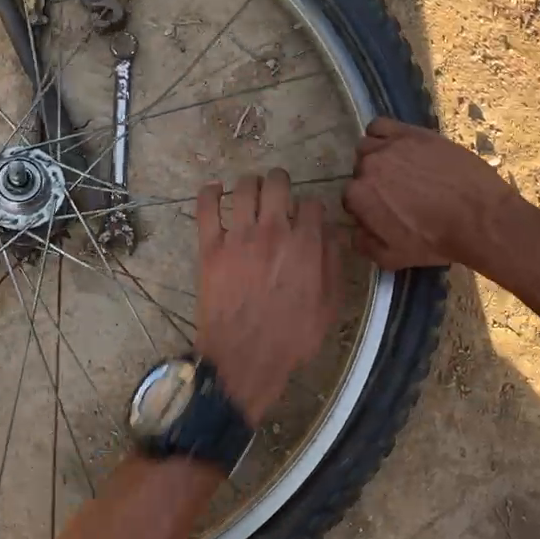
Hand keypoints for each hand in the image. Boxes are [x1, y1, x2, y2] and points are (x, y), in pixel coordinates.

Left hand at [195, 169, 340, 425]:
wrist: (245, 356)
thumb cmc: (293, 337)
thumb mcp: (330, 304)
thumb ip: (333, 263)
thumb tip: (333, 233)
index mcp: (305, 244)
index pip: (312, 204)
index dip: (312, 208)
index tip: (307, 217)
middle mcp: (273, 230)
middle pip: (277, 183)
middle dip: (281, 182)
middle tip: (278, 191)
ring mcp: (239, 236)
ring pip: (244, 188)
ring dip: (250, 183)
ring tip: (251, 189)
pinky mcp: (211, 247)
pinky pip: (206, 207)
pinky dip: (210, 192)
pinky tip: (214, 189)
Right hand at [343, 117, 520, 269]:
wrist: (478, 216)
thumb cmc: (435, 241)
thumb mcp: (393, 258)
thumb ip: (364, 245)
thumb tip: (353, 233)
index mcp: (359, 196)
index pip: (350, 198)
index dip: (366, 207)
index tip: (384, 212)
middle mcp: (368, 166)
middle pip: (360, 170)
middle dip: (372, 181)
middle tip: (396, 193)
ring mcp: (390, 146)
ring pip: (367, 146)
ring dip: (375, 157)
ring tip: (398, 168)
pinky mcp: (411, 132)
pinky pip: (381, 126)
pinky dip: (382, 134)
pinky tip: (397, 146)